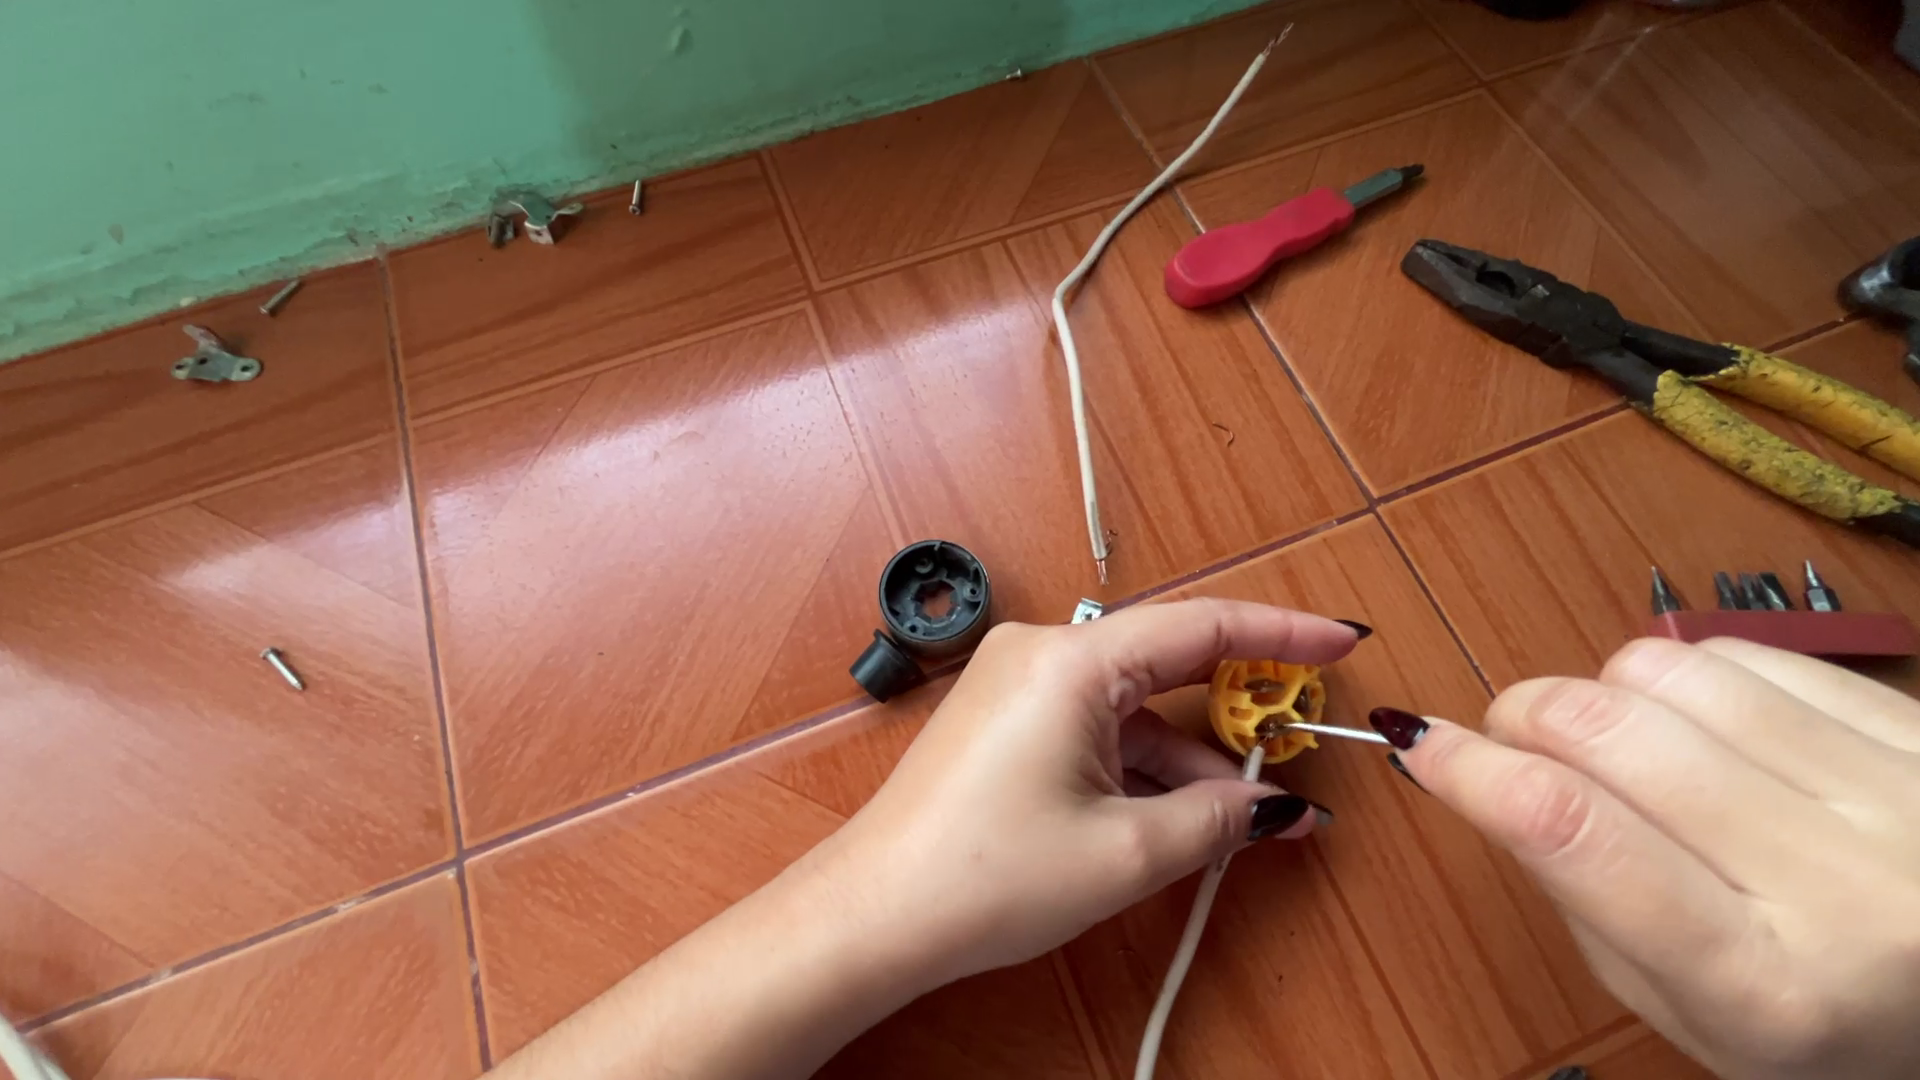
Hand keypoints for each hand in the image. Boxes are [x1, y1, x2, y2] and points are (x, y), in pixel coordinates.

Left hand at [810, 599, 1362, 990]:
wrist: (877, 911)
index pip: (1198, 624)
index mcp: (1072, 661)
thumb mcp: (1125, 851)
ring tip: (1247, 811)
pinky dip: (1139, 761)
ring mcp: (1018, 682)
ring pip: (1130, 703)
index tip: (1339, 640)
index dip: (1279, 631)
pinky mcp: (1006, 715)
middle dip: (1233, 704)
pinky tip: (1181, 809)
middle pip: (1164, 660)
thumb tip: (1281, 808)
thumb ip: (1217, 820)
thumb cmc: (990, 874)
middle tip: (1298, 739)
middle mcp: (1042, 652)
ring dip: (1187, 751)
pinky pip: (1094, 722)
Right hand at [1382, 638, 1919, 1079]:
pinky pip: (1739, 652)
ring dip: (1602, 695)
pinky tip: (1709, 733)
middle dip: (1521, 715)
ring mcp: (1908, 800)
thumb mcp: (1663, 991)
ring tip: (1628, 743)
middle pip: (1601, 728)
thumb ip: (1560, 873)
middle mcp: (1850, 890)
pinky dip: (1685, 680)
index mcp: (1758, 982)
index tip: (1416, 739)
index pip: (1565, 827)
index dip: (1468, 766)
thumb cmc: (1798, 1017)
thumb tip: (1453, 754)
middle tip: (1517, 742)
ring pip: (1660, 671)